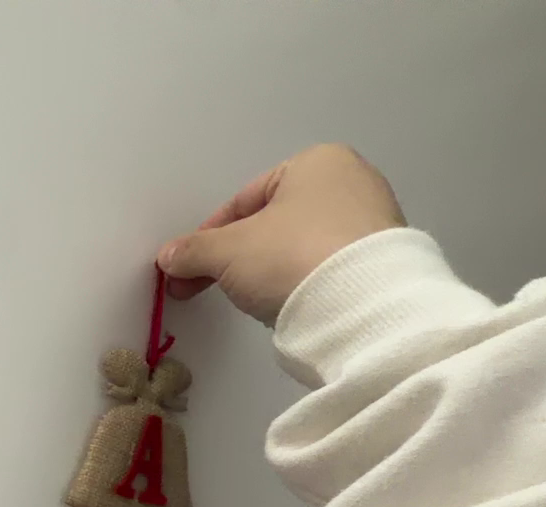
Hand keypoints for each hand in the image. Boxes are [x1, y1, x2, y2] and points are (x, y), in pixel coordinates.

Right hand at [156, 143, 405, 324]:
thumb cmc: (289, 256)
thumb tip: (168, 256)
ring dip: (258, 269)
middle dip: (229, 257)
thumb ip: (192, 250)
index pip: (242, 200)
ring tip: (242, 296)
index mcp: (316, 163)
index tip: (186, 267)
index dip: (207, 237)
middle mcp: (349, 181)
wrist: (357, 304)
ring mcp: (369, 221)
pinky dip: (292, 280)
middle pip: (267, 223)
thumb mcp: (225, 251)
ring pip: (291, 245)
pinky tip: (278, 300)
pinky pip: (317, 265)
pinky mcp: (377, 259)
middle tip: (198, 286)